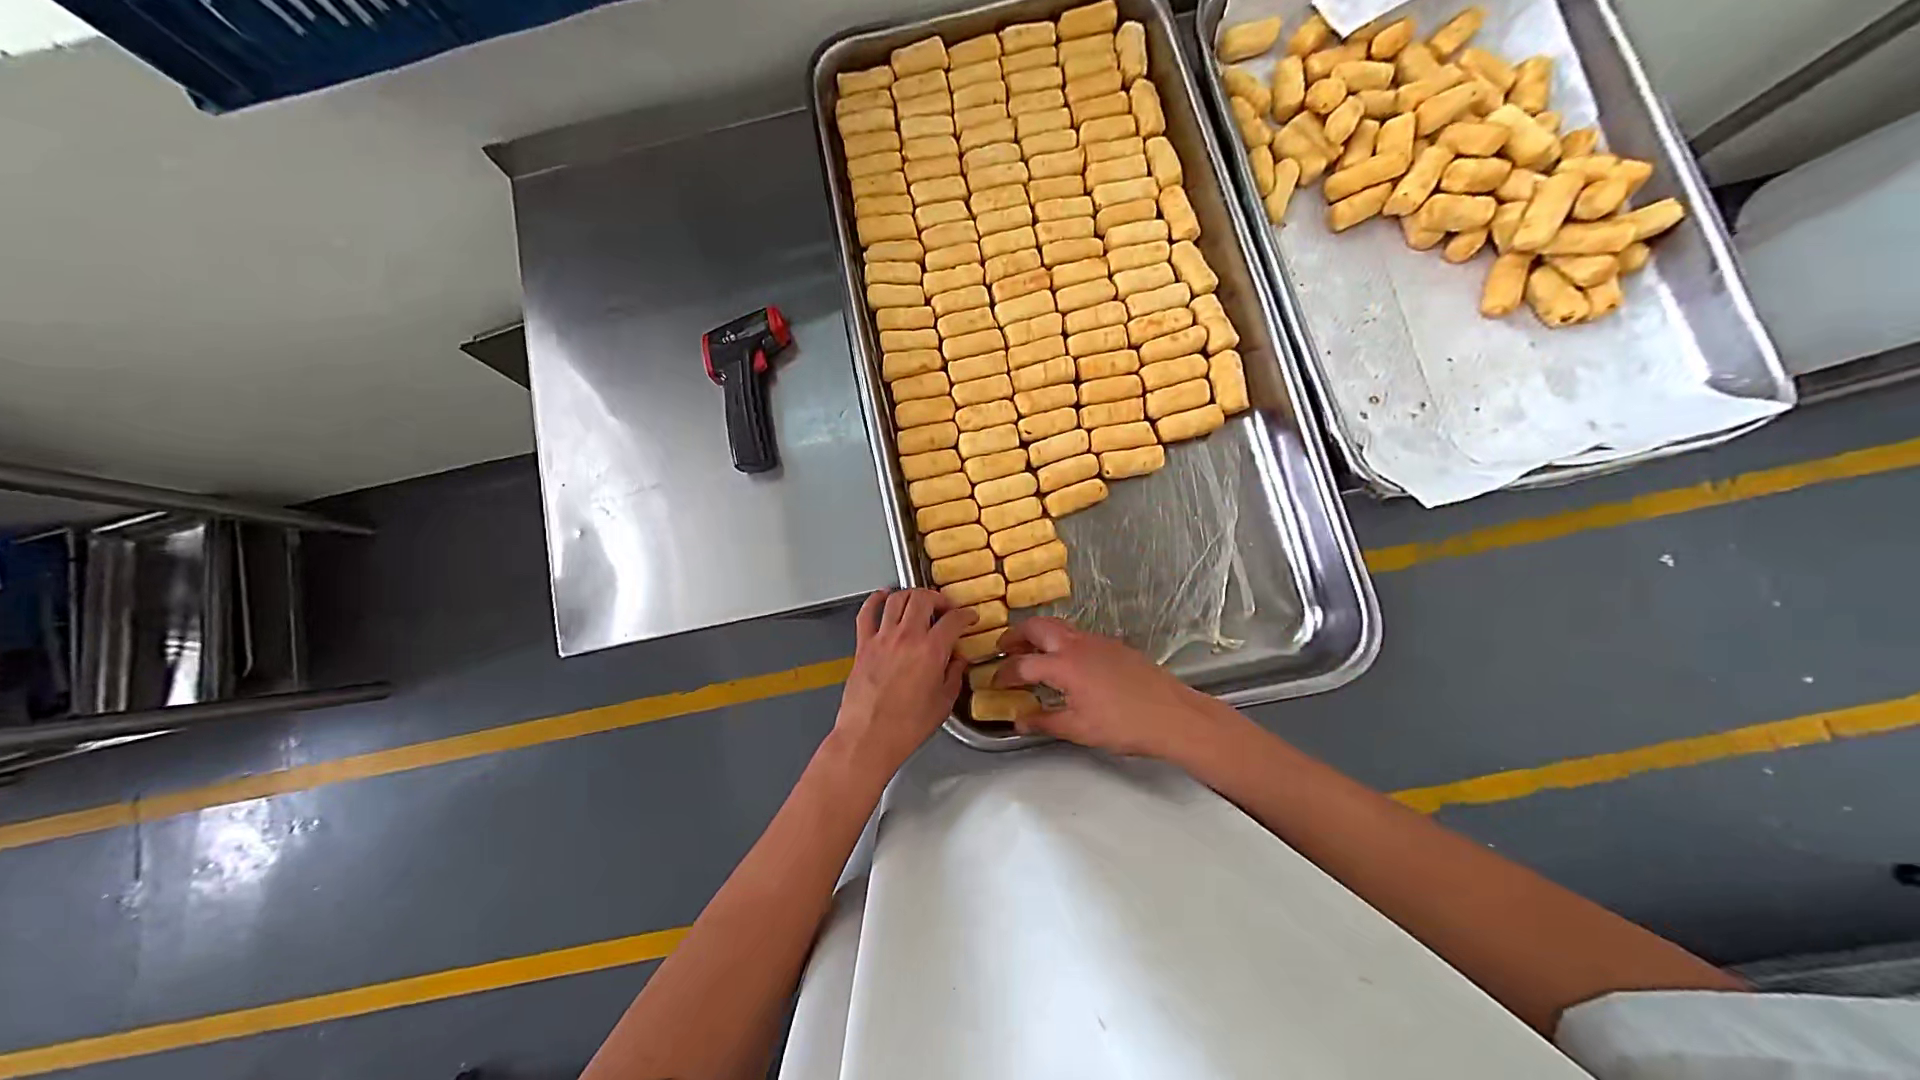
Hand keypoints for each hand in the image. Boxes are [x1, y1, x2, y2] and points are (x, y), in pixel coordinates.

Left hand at [831, 589, 975, 775]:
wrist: (869, 738)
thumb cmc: (905, 727)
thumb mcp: (943, 703)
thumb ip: (953, 676)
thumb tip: (957, 662)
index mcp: (931, 651)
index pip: (953, 619)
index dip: (965, 614)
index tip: (969, 617)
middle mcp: (906, 638)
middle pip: (923, 598)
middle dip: (938, 599)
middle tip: (945, 608)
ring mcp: (882, 639)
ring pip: (896, 599)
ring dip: (911, 595)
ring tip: (918, 601)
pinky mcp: (863, 646)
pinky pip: (867, 613)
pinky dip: (875, 600)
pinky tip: (882, 597)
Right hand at [992, 617, 1247, 762]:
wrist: (1172, 715)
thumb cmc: (1124, 725)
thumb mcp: (1078, 729)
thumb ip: (1044, 722)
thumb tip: (1020, 720)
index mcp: (1063, 665)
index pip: (1022, 665)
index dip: (1004, 673)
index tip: (994, 681)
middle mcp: (1077, 645)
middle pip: (1036, 628)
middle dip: (1015, 635)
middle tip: (1003, 648)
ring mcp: (1097, 641)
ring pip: (1058, 626)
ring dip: (1038, 634)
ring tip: (1030, 651)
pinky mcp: (1113, 645)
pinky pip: (1077, 634)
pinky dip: (1060, 640)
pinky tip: (1065, 660)